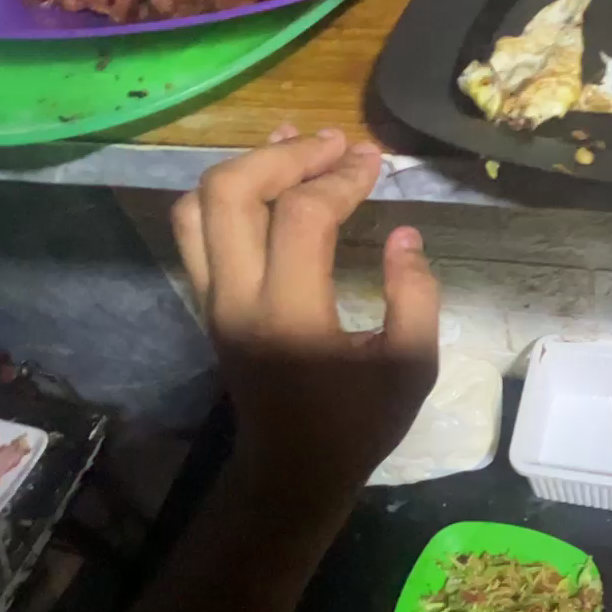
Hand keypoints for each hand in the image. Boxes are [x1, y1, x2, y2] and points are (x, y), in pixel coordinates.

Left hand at [172, 126, 439, 490]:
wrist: (294, 469)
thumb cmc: (359, 423)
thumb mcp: (412, 367)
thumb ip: (415, 296)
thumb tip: (403, 235)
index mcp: (291, 316)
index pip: (301, 215)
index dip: (341, 178)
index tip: (375, 163)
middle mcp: (237, 299)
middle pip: (231, 192)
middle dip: (284, 154)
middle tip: (333, 143)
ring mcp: (213, 301)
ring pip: (200, 205)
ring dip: (247, 164)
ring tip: (292, 142)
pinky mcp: (208, 304)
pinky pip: (196, 231)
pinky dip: (225, 193)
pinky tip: (262, 179)